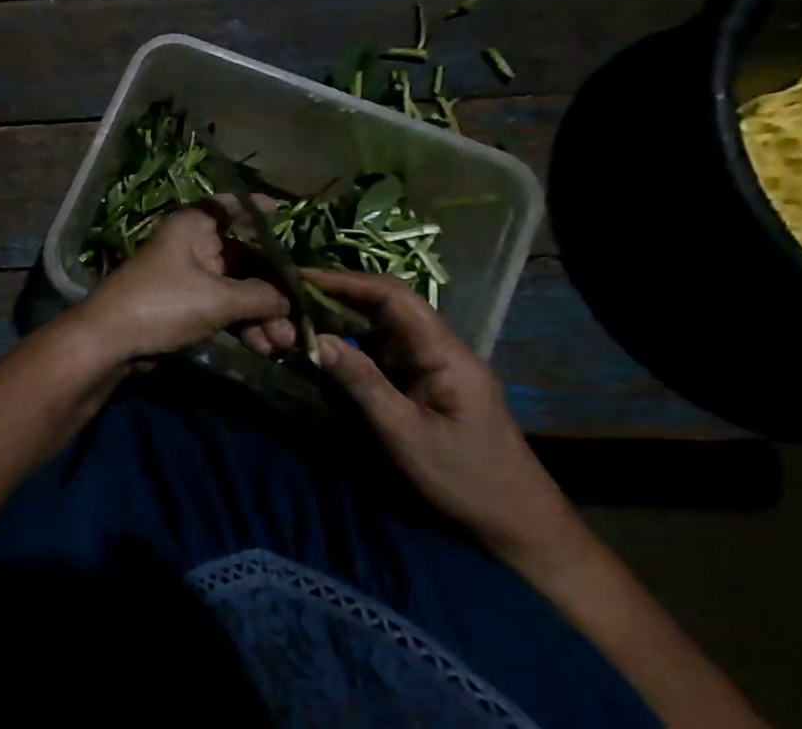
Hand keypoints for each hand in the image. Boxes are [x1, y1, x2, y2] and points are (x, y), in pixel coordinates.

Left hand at [70, 208, 289, 361]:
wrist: (110, 341)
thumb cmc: (162, 304)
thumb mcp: (219, 299)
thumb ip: (261, 296)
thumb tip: (288, 301)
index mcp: (194, 227)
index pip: (230, 207)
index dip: (259, 209)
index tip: (288, 215)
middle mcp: (192, 245)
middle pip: (244, 256)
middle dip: (274, 287)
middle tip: (300, 315)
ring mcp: (189, 278)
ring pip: (238, 288)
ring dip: (263, 314)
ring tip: (284, 343)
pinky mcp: (185, 306)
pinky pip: (224, 309)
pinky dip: (243, 324)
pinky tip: (264, 347)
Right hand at [302, 269, 578, 560]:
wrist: (517, 522)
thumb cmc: (464, 478)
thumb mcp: (405, 434)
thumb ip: (361, 383)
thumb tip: (315, 339)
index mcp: (443, 353)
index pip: (393, 297)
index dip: (345, 281)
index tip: (299, 279)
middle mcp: (435, 349)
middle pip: (381, 306)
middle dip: (332, 298)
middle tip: (284, 299)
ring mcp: (427, 365)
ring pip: (375, 328)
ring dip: (334, 321)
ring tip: (290, 320)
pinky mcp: (418, 382)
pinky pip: (376, 352)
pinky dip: (344, 346)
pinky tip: (316, 350)